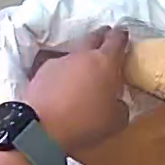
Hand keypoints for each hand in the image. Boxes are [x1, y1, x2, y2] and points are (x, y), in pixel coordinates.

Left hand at [25, 27, 130, 152]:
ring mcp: (59, 61)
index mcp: (105, 62)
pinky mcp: (40, 72)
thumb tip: (116, 102)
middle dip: (102, 38)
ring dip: (81, 61)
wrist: (41, 129)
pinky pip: (58, 69)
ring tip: (83, 76)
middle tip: (106, 44)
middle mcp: (82, 55)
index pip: (117, 39)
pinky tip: (63, 89)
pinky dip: (63, 74)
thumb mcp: (116, 121)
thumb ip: (121, 106)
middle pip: (93, 37)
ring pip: (74, 54)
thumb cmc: (85, 122)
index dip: (122, 36)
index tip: (124, 35)